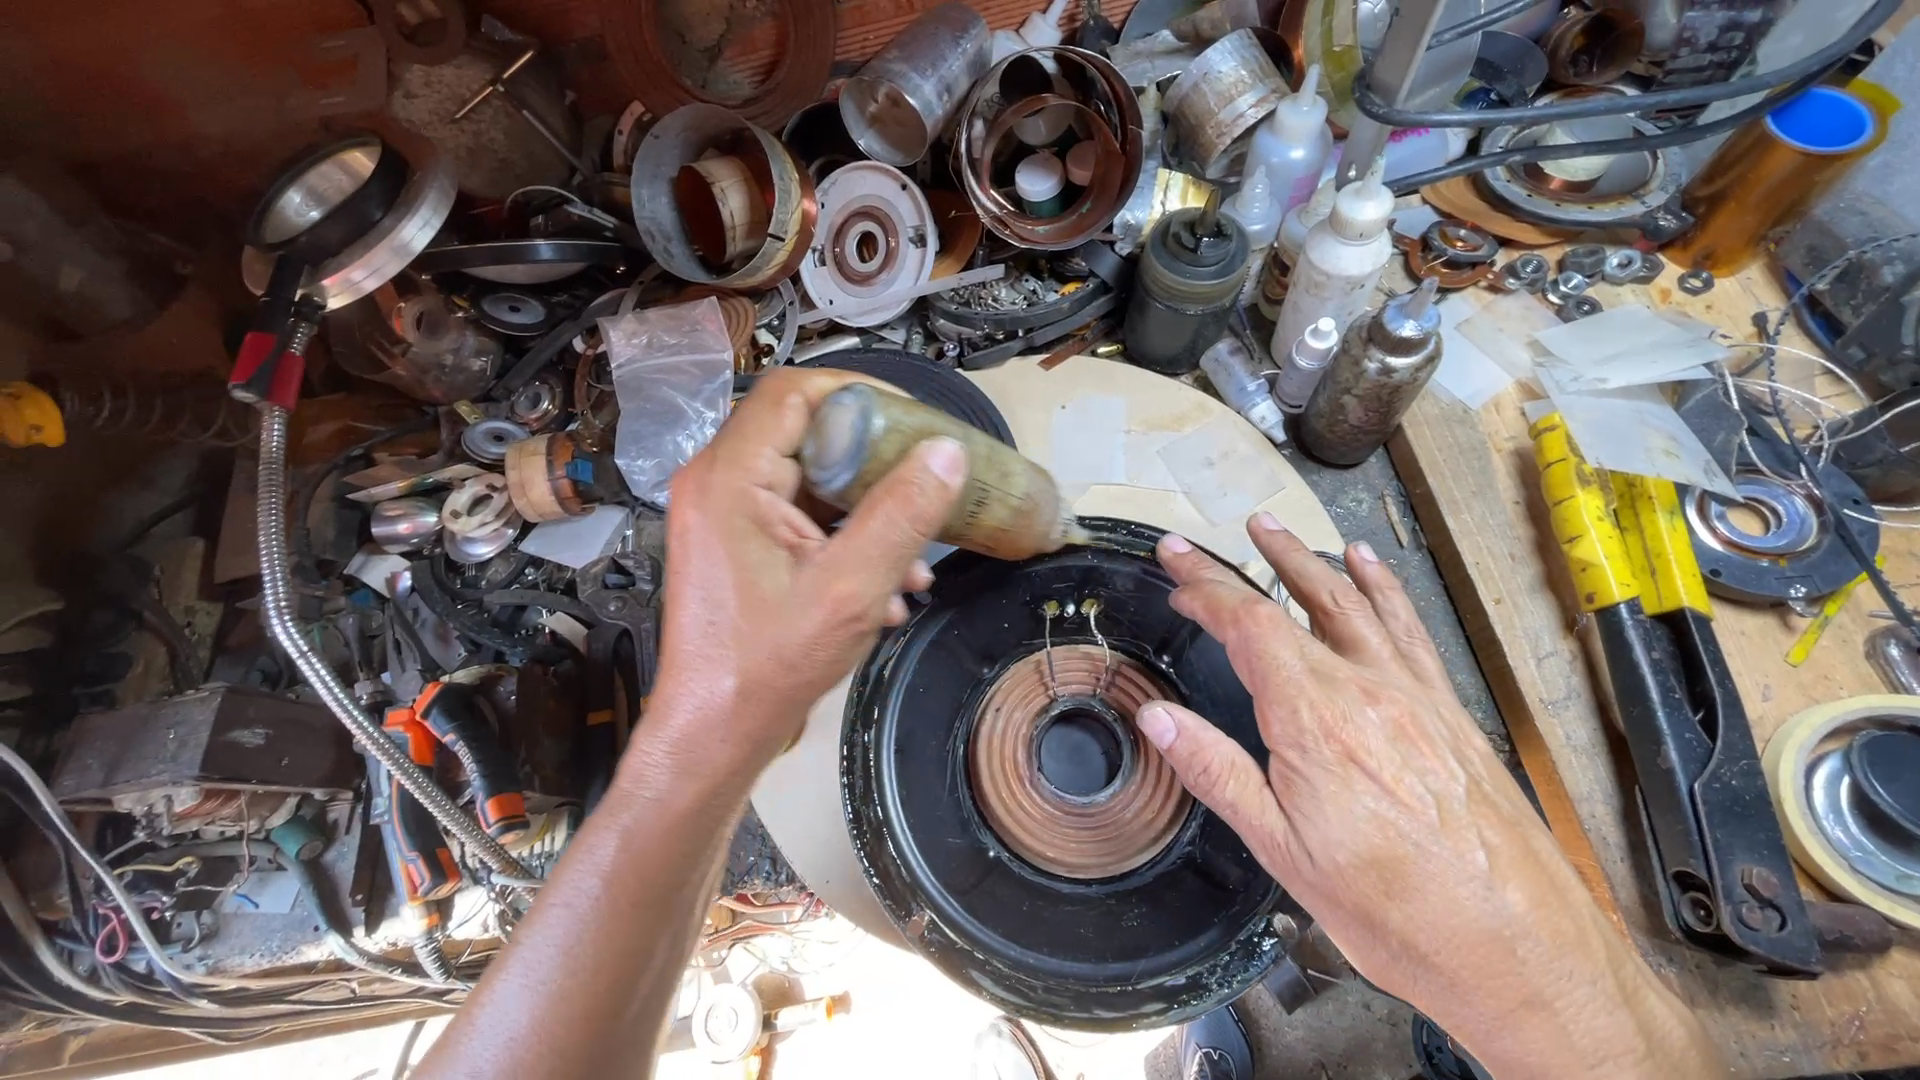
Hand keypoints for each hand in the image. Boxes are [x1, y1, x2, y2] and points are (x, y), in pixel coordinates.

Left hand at [647, 369, 966, 771]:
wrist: (716, 729)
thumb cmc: (770, 663)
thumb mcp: (851, 588)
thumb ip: (902, 515)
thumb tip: (948, 454)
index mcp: (731, 477)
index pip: (794, 392)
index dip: (860, 395)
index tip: (915, 422)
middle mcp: (718, 482)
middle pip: (805, 432)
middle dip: (874, 462)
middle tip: (924, 484)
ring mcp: (725, 514)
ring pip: (809, 478)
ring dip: (867, 510)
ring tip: (912, 561)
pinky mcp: (737, 542)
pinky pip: (800, 515)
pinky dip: (846, 538)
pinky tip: (886, 586)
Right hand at [1134, 512, 1714, 1077]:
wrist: (1522, 951)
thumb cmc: (1397, 912)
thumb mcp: (1283, 852)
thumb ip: (1217, 772)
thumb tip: (1157, 718)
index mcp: (1315, 722)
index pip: (1249, 625)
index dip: (1205, 587)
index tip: (1175, 565)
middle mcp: (1366, 691)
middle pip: (1294, 602)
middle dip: (1237, 567)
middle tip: (1200, 545)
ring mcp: (1413, 695)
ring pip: (1350, 602)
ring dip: (1304, 558)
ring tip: (1272, 529)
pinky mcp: (1446, 709)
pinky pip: (1408, 628)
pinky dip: (1382, 587)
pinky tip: (1367, 565)